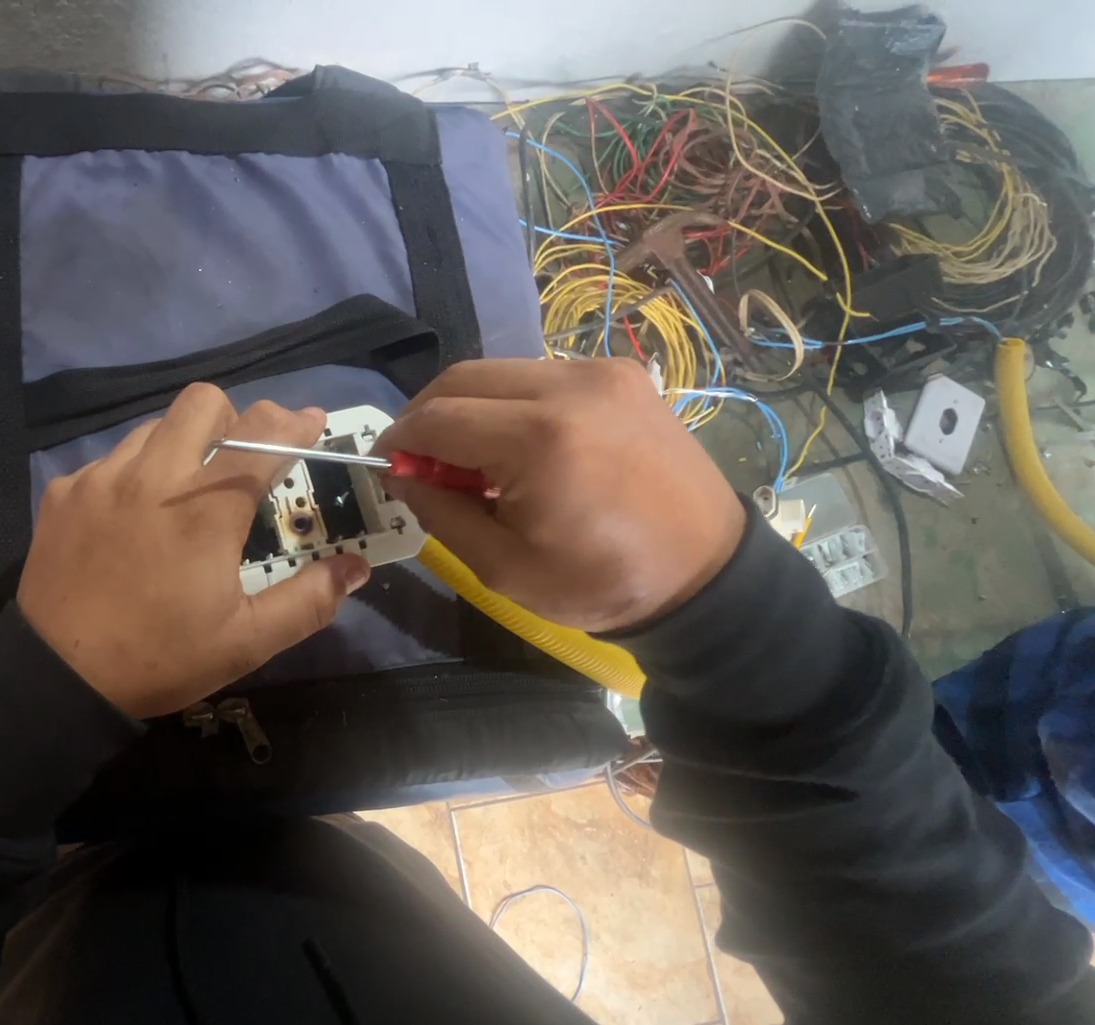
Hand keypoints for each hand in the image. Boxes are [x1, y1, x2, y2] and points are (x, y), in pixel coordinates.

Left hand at [19, 384, 370, 717]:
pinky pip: (109, 460)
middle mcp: (152, 477)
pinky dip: (132, 475)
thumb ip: (308, 601)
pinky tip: (129, 521)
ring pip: (152, 427)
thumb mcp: (245, 642)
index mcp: (205, 510)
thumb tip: (356, 567)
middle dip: (233, 419)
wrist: (56, 678)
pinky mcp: (63, 493)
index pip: (262, 435)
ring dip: (180, 446)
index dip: (295, 422)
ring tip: (181, 495)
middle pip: (202, 402)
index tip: (311, 424)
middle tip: (238, 463)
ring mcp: (100, 479)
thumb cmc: (158, 659)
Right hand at [372, 357, 744, 631]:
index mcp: (539, 439)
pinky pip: (538, 376)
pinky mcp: (622, 375)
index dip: (400, 441)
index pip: (437, 418)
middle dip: (426, 416)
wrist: (707, 576)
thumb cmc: (599, 582)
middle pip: (461, 378)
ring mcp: (602, 373)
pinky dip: (507, 404)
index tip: (387, 466)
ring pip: (498, 372)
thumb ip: (439, 512)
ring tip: (469, 458)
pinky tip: (514, 445)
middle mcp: (570, 386)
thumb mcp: (501, 566)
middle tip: (421, 461)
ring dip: (467, 408)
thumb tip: (402, 475)